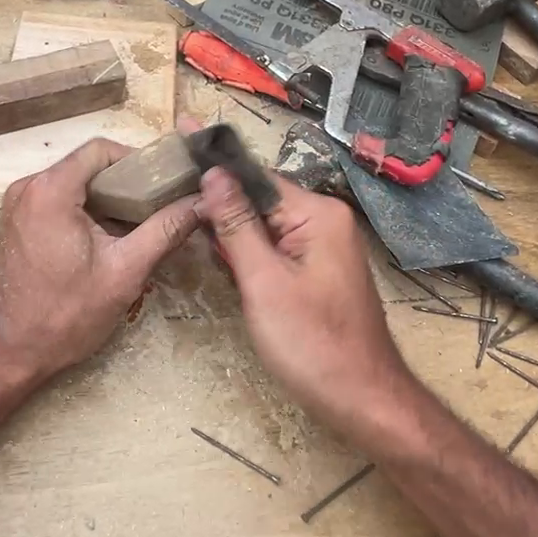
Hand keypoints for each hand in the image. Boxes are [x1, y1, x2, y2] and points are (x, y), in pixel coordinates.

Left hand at [0, 139, 201, 383]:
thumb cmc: (64, 314)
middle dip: (125, 182)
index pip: (101, 149)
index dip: (137, 159)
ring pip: (73, 183)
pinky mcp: (17, 222)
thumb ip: (165, 231)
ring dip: (106, 198)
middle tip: (158, 205)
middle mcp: (28, 186)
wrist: (5, 353)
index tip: (163, 182)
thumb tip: (200, 203)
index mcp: (51, 189)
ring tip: (139, 223)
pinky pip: (58, 200)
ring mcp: (18, 204)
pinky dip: (85, 210)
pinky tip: (109, 237)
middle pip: (87, 164)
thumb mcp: (124, 272)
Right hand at [196, 167, 414, 440]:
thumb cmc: (313, 344)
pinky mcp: (318, 269)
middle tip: (173, 195)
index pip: (256, 176)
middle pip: (260, 197)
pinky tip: (223, 258)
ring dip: (232, 230)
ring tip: (190, 222)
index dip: (214, 164)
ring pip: (265, 224)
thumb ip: (237, 224)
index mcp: (317, 214)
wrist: (364, 402)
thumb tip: (214, 173)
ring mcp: (324, 246)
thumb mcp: (264, 283)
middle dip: (220, 202)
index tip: (180, 134)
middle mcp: (325, 220)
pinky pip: (276, 246)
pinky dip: (249, 252)